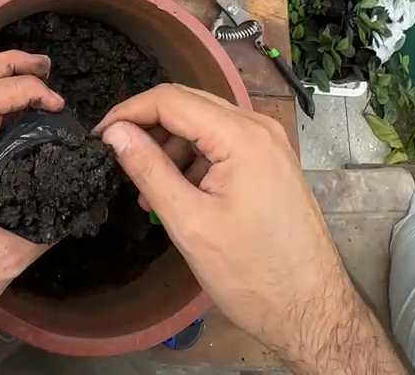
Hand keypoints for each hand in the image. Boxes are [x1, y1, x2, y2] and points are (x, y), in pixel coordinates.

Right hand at [97, 85, 403, 374]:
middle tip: (115, 153)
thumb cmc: (253, 276)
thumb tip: (115, 133)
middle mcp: (259, 126)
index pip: (171, 99)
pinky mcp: (270, 161)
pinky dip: (193, 157)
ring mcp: (269, 143)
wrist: (315, 315)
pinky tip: (176, 190)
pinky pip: (221, 142)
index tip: (99, 136)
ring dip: (169, 144)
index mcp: (242, 135)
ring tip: (145, 186)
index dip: (129, 112)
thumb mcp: (190, 223)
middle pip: (187, 104)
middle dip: (147, 125)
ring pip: (203, 122)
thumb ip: (149, 169)